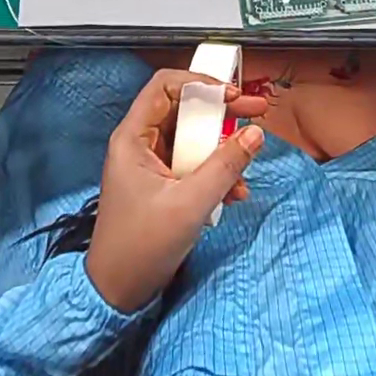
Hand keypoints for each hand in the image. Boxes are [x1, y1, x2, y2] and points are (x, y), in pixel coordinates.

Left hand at [86, 70, 268, 311]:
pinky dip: (214, 172)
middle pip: (183, 109)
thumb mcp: (190, 204)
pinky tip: (233, 192)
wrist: (118, 291)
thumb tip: (254, 133)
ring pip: (192, 138)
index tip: (232, 96)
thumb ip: (225, 166)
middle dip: (220, 113)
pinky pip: (193, 164)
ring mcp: (151, 164)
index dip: (200, 84)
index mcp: (133, 138)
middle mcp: (140, 144)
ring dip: (221, 148)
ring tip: (246, 164)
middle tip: (256, 113)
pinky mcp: (162, 183)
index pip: (164, 87)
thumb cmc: (140, 247)